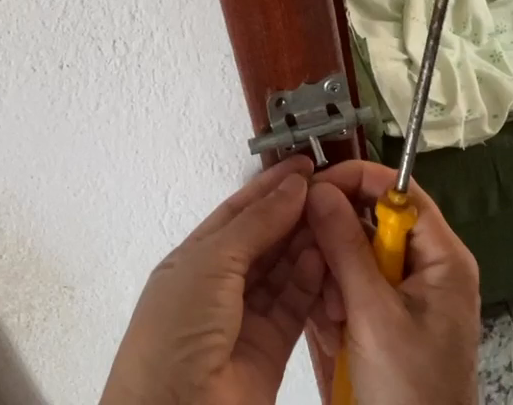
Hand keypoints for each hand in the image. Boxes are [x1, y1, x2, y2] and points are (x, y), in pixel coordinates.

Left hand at [100, 156, 324, 404]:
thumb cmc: (177, 330)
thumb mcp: (211, 264)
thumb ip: (256, 224)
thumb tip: (292, 185)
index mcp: (196, 258)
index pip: (238, 212)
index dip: (271, 187)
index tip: (305, 165)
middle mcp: (221, 284)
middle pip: (265, 239)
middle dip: (294, 213)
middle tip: (332, 190)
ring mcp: (247, 316)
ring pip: (284, 270)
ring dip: (307, 243)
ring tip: (335, 217)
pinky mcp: (273, 346)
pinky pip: (296, 304)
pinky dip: (312, 280)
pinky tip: (328, 256)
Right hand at [305, 161, 479, 404]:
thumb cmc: (408, 387)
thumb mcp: (374, 315)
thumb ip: (345, 247)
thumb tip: (319, 189)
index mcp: (443, 257)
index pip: (400, 191)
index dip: (357, 180)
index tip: (313, 187)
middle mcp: (429, 266)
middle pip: (374, 221)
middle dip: (340, 242)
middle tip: (319, 268)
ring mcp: (408, 293)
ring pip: (357, 254)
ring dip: (336, 279)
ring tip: (333, 318)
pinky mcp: (388, 317)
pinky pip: (354, 287)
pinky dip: (337, 302)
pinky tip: (334, 332)